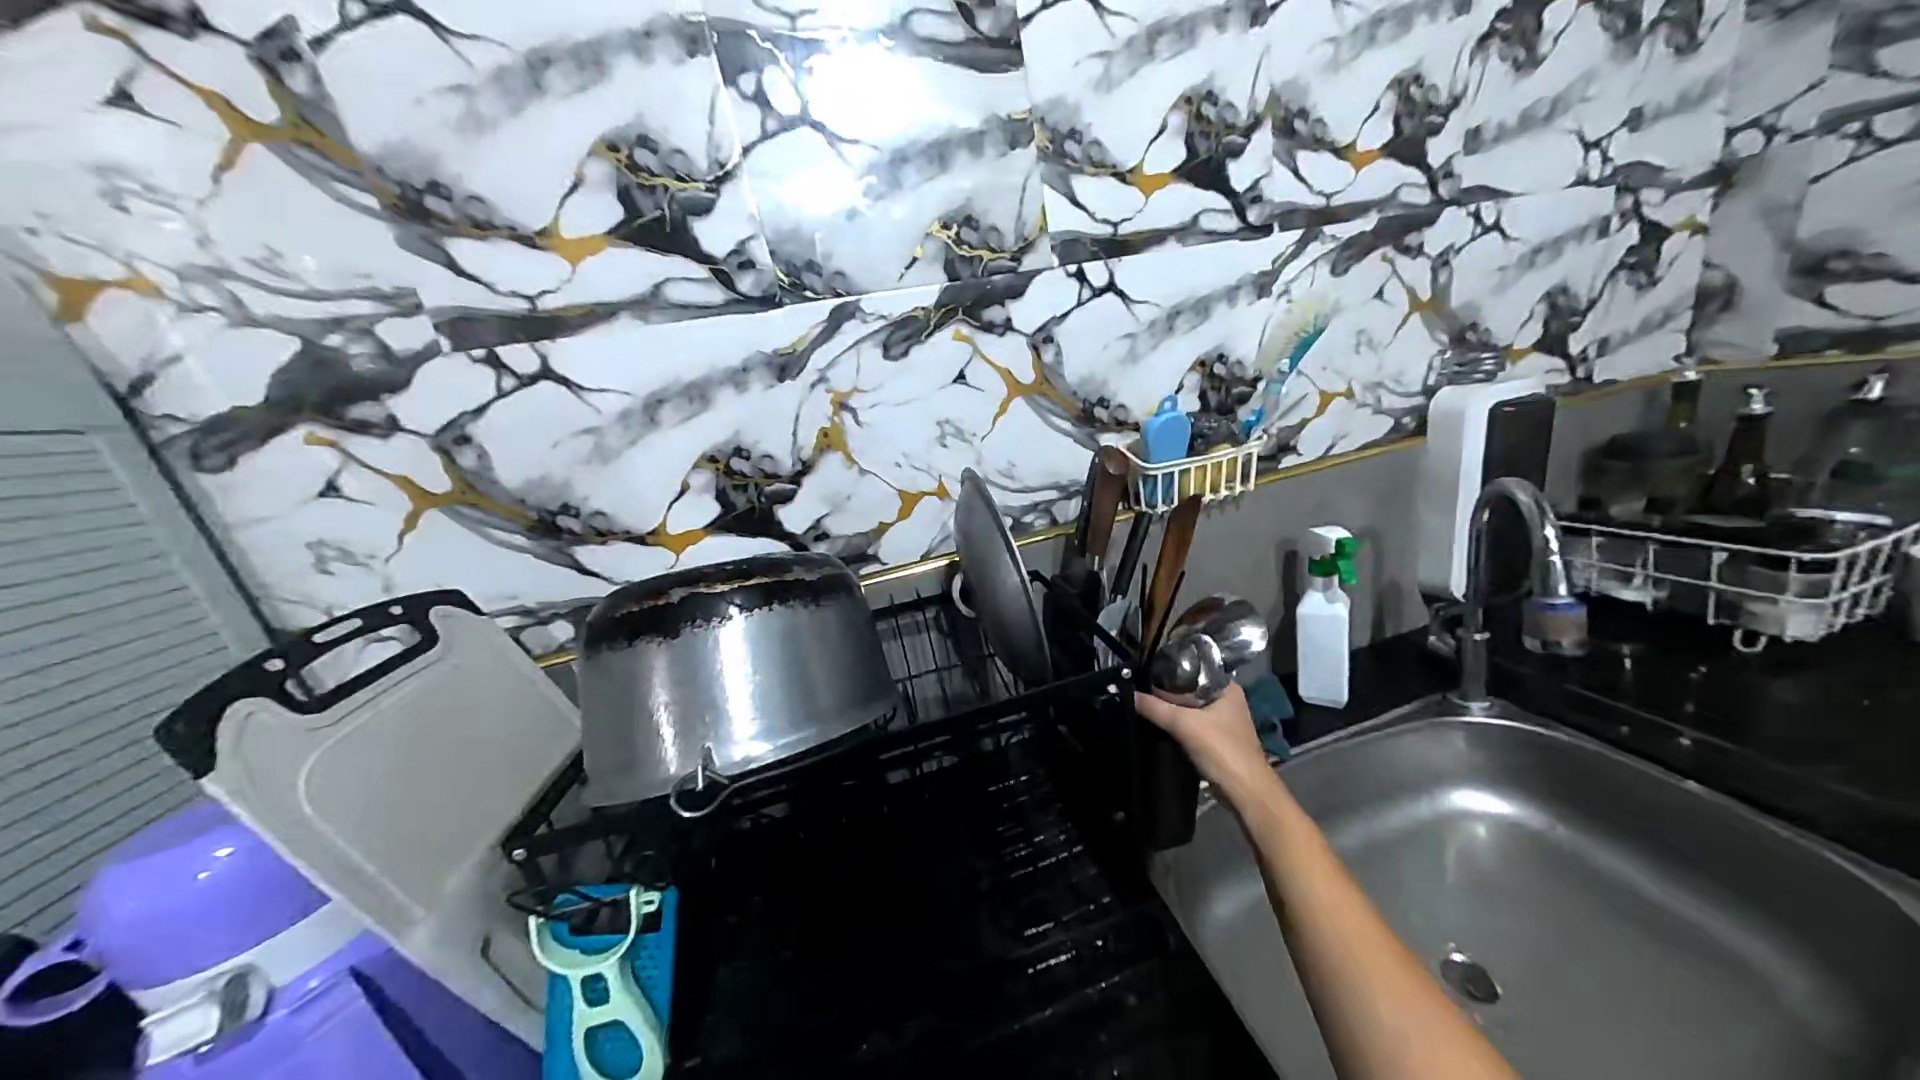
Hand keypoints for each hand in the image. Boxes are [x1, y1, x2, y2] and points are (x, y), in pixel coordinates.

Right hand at [1132, 683, 1270, 793]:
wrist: (1244, 791)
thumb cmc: (1221, 750)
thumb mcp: (1184, 724)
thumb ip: (1155, 708)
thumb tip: (1130, 695)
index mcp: (1227, 688)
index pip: (1193, 670)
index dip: (1169, 671)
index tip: (1145, 673)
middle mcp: (1227, 700)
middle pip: (1189, 690)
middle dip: (1167, 693)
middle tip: (1140, 689)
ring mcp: (1222, 721)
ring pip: (1189, 709)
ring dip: (1171, 710)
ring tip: (1144, 704)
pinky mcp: (1216, 739)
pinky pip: (1191, 725)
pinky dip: (1177, 725)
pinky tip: (1158, 724)